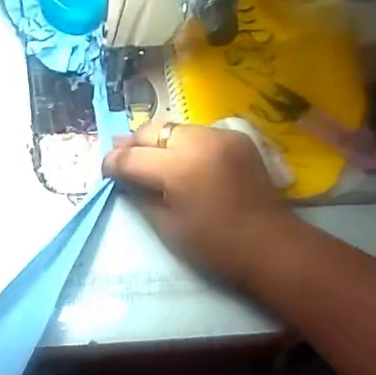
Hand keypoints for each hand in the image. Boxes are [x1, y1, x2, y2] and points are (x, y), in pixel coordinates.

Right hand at [103, 121, 299, 284]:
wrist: (270, 246)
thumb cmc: (215, 247)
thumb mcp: (168, 226)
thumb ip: (141, 195)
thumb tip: (124, 178)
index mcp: (179, 167)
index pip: (132, 157)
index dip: (112, 164)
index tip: (105, 173)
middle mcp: (199, 141)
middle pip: (152, 131)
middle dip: (133, 144)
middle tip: (120, 158)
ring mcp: (221, 135)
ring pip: (175, 128)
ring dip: (158, 141)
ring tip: (146, 156)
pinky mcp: (237, 138)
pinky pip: (198, 133)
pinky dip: (183, 143)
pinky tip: (179, 159)